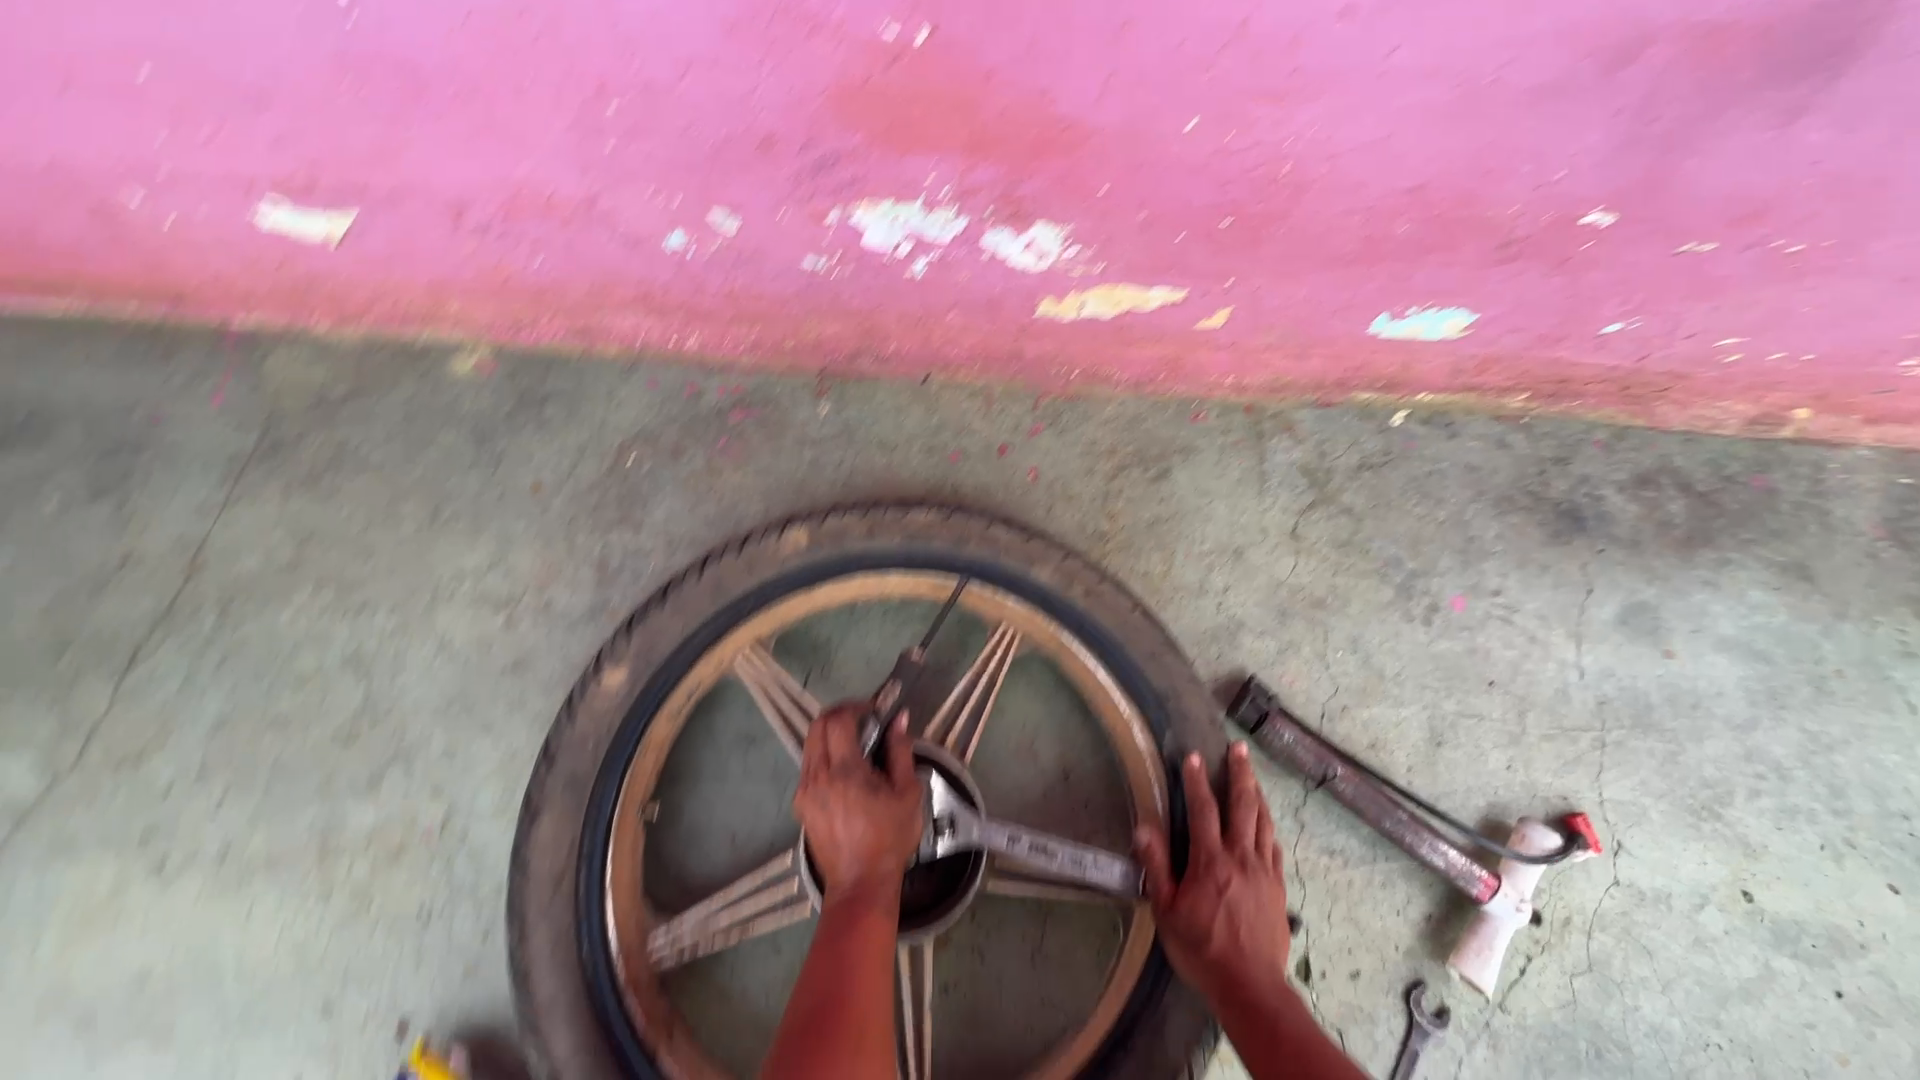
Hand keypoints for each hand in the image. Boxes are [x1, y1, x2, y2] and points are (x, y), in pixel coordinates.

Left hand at [793, 704, 924, 900]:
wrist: (860, 881)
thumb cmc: (890, 837)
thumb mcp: (907, 793)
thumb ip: (901, 751)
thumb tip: (900, 719)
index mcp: (845, 771)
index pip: (839, 720)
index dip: (855, 707)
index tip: (872, 710)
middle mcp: (818, 775)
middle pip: (818, 726)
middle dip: (839, 715)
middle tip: (861, 718)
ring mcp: (805, 790)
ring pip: (810, 745)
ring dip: (829, 734)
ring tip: (853, 742)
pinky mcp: (800, 804)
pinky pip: (808, 766)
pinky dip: (823, 755)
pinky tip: (843, 769)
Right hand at [1134, 743, 1291, 1005]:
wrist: (1250, 986)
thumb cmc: (1201, 949)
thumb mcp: (1167, 911)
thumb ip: (1157, 867)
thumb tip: (1144, 828)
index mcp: (1210, 861)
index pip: (1203, 810)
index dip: (1196, 781)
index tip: (1192, 757)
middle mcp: (1241, 857)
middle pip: (1243, 806)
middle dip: (1239, 774)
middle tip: (1238, 749)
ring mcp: (1264, 871)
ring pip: (1263, 822)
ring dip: (1257, 794)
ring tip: (1252, 775)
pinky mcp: (1278, 888)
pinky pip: (1274, 847)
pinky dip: (1268, 827)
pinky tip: (1265, 823)